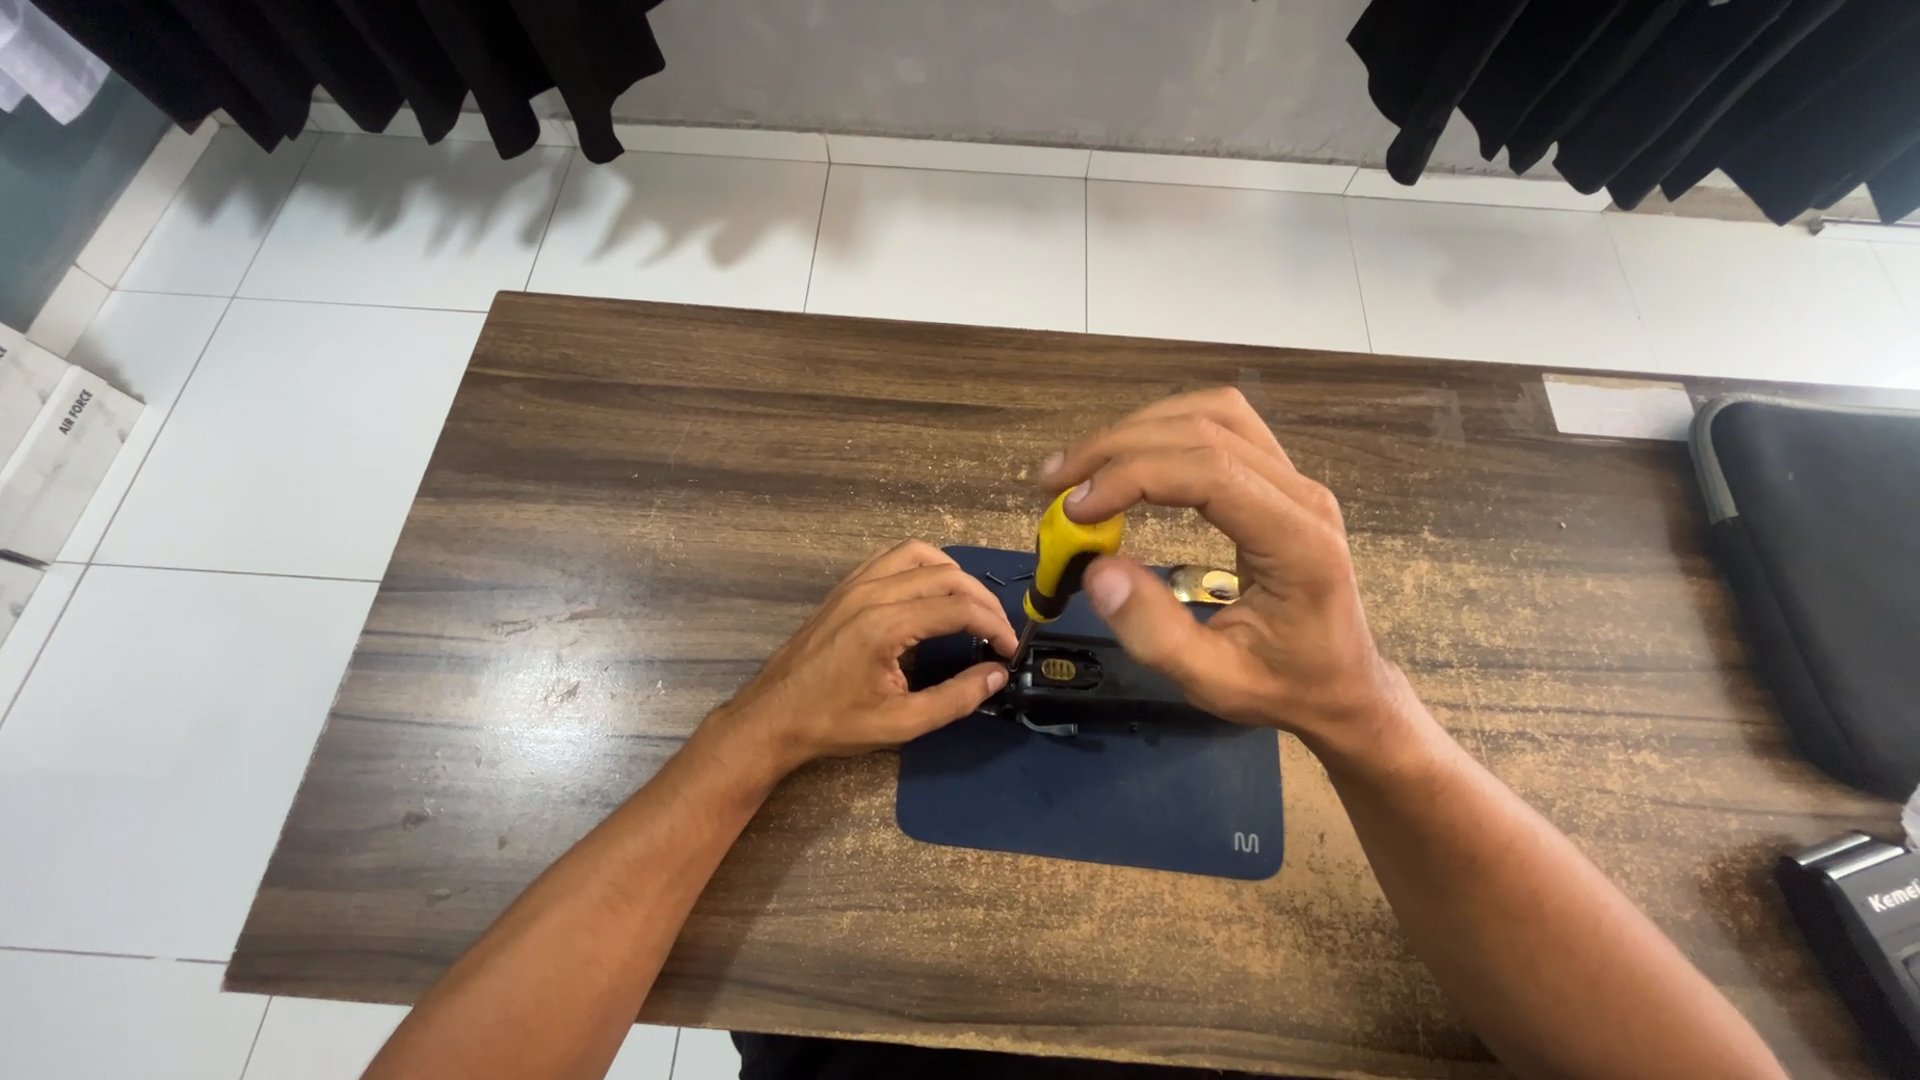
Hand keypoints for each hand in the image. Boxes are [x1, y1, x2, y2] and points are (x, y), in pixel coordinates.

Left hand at [708, 540, 1017, 772]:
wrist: (772, 717)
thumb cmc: (834, 724)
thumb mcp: (901, 723)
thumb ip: (956, 698)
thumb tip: (996, 674)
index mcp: (886, 625)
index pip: (959, 608)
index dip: (995, 626)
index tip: (1010, 650)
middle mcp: (872, 593)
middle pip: (946, 575)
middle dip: (982, 600)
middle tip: (999, 631)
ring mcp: (855, 584)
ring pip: (919, 555)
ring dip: (954, 575)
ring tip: (971, 606)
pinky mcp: (844, 587)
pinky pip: (892, 557)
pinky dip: (922, 565)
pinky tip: (931, 590)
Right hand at [1042, 388, 1403, 750]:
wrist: (1343, 686)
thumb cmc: (1283, 687)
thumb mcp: (1214, 681)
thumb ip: (1155, 632)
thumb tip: (1095, 569)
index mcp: (1297, 542)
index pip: (1209, 472)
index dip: (1132, 476)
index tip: (1073, 509)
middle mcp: (1302, 494)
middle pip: (1204, 430)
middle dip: (1117, 446)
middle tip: (1055, 483)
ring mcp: (1295, 479)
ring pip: (1212, 413)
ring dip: (1138, 429)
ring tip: (1081, 466)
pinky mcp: (1278, 478)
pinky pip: (1221, 426)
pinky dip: (1164, 430)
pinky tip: (1127, 457)